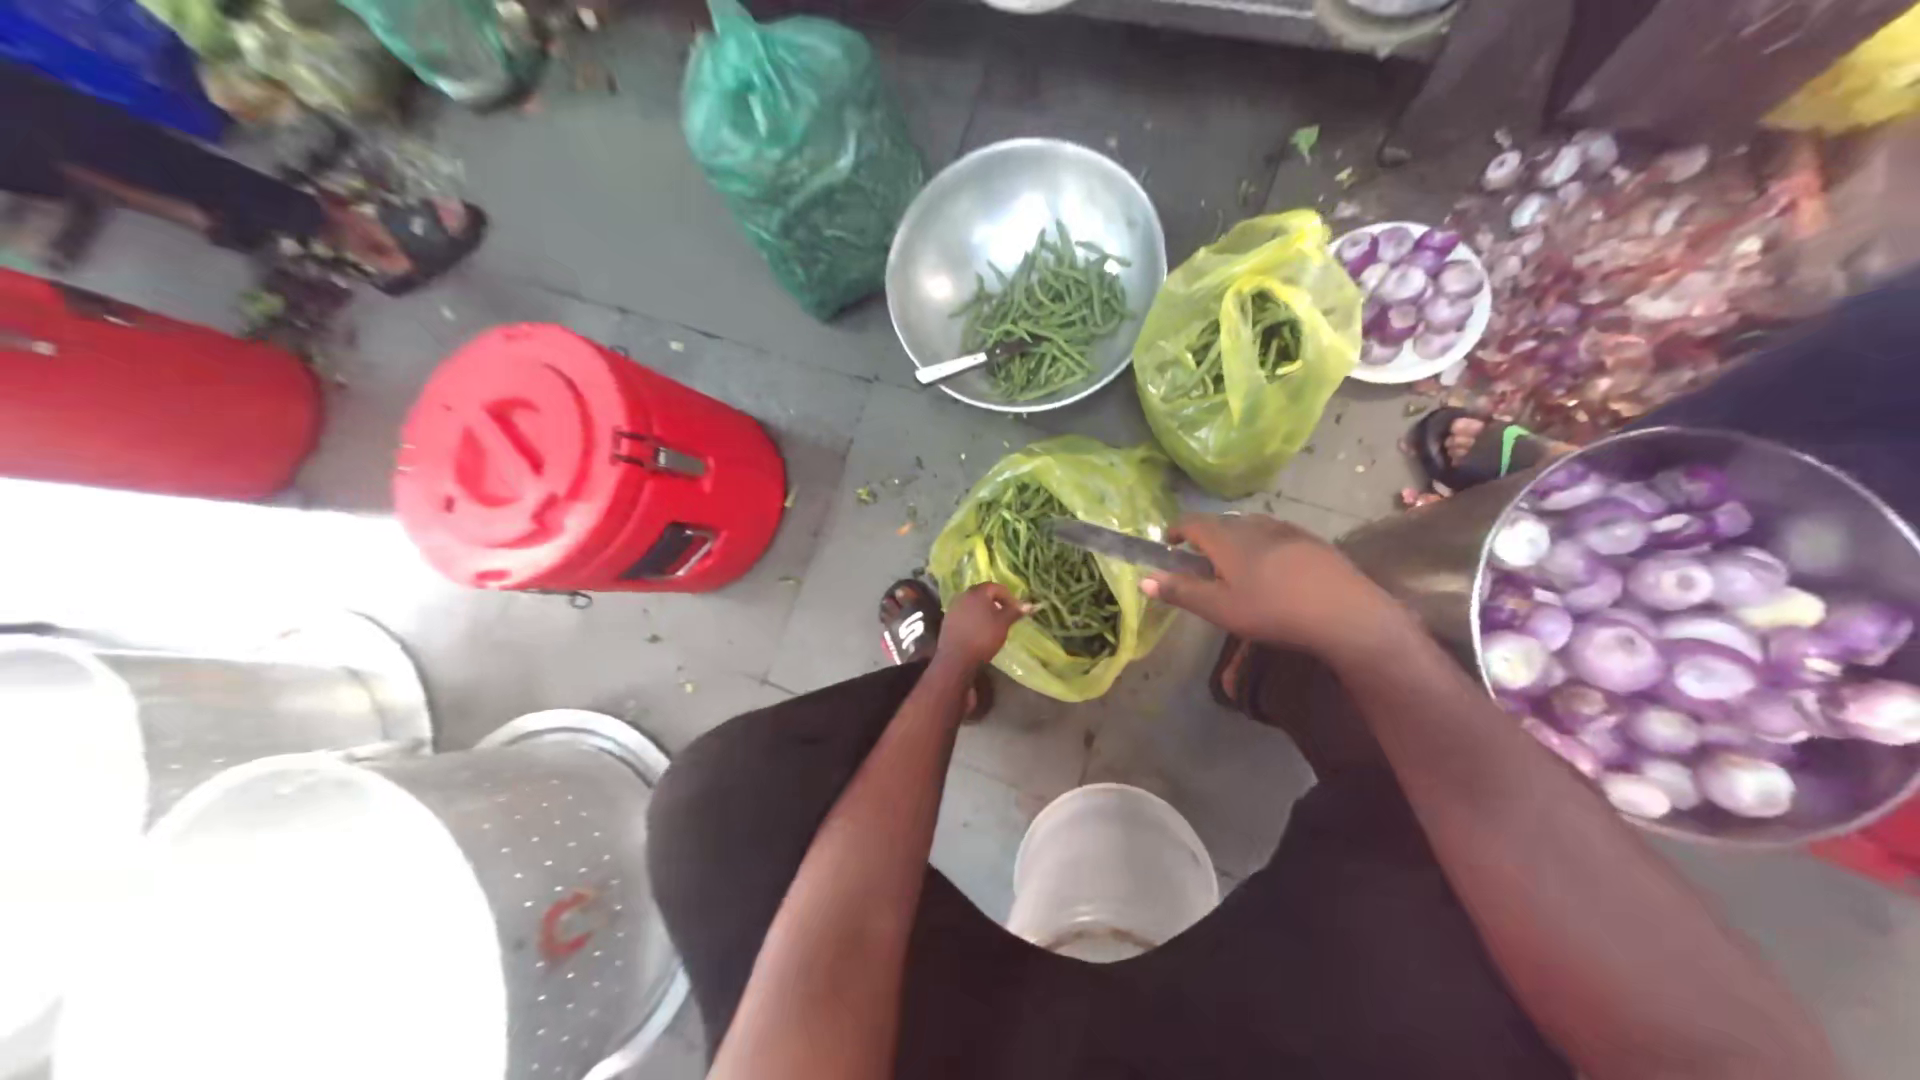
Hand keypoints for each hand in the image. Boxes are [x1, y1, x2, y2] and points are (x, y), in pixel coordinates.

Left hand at [939, 583, 1025, 666]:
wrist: (957, 658)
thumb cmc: (983, 637)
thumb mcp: (1003, 623)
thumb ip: (1014, 611)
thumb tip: (1029, 604)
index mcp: (977, 592)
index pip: (995, 587)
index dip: (1008, 596)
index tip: (1016, 609)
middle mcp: (962, 596)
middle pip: (983, 594)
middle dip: (996, 602)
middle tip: (1006, 615)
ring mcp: (953, 608)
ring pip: (973, 604)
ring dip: (984, 610)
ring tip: (994, 624)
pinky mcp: (948, 621)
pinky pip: (965, 614)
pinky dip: (974, 618)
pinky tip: (979, 631)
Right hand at [1141, 514, 1405, 658]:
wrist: (1346, 613)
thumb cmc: (1273, 610)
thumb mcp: (1220, 608)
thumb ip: (1181, 592)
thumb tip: (1144, 580)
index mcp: (1227, 537)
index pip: (1191, 522)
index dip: (1175, 531)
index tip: (1169, 546)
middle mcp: (1254, 524)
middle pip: (1220, 522)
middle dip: (1205, 538)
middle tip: (1201, 564)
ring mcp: (1287, 529)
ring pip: (1250, 527)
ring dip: (1235, 541)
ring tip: (1236, 567)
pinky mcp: (1312, 540)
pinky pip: (1275, 534)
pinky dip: (1262, 546)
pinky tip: (1273, 571)